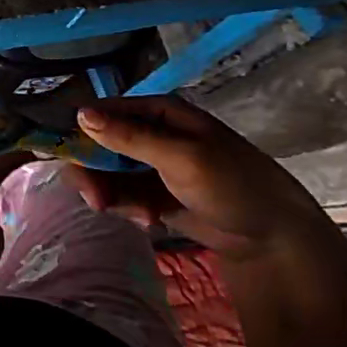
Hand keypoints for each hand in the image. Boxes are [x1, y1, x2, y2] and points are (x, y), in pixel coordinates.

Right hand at [65, 96, 346, 271]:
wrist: (272, 235)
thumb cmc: (233, 184)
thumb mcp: (181, 158)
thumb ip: (130, 138)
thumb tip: (81, 114)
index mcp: (157, 112)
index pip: (102, 114)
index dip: (82, 138)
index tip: (74, 166)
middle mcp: (148, 133)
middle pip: (98, 146)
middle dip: (95, 175)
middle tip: (98, 203)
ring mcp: (150, 165)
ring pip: (106, 175)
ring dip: (114, 197)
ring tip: (142, 217)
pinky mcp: (152, 193)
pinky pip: (122, 196)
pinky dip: (129, 210)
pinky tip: (151, 222)